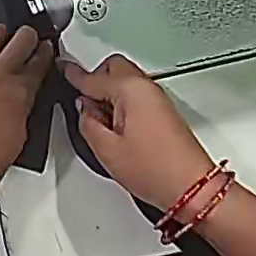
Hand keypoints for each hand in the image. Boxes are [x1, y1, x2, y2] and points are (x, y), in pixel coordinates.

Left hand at [0, 25, 53, 250]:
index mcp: (22, 91)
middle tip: (29, 37)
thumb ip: (23, 105)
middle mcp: (0, 74)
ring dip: (2, 32)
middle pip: (22, 39)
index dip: (46, 52)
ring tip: (4, 34)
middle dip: (29, 36)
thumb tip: (23, 96)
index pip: (41, 61)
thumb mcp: (20, 134)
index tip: (46, 49)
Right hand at [62, 54, 215, 211]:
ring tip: (104, 123)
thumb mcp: (106, 149)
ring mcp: (157, 98)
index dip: (73, 75)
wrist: (192, 188)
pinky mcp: (163, 110)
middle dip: (96, 79)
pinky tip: (119, 129)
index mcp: (130, 90)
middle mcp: (146, 87)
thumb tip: (84, 111)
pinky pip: (136, 94)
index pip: (92, 77)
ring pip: (125, 79)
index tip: (63, 68)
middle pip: (112, 67)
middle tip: (86, 103)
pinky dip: (123, 102)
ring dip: (110, 92)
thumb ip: (86, 122)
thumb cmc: (158, 170)